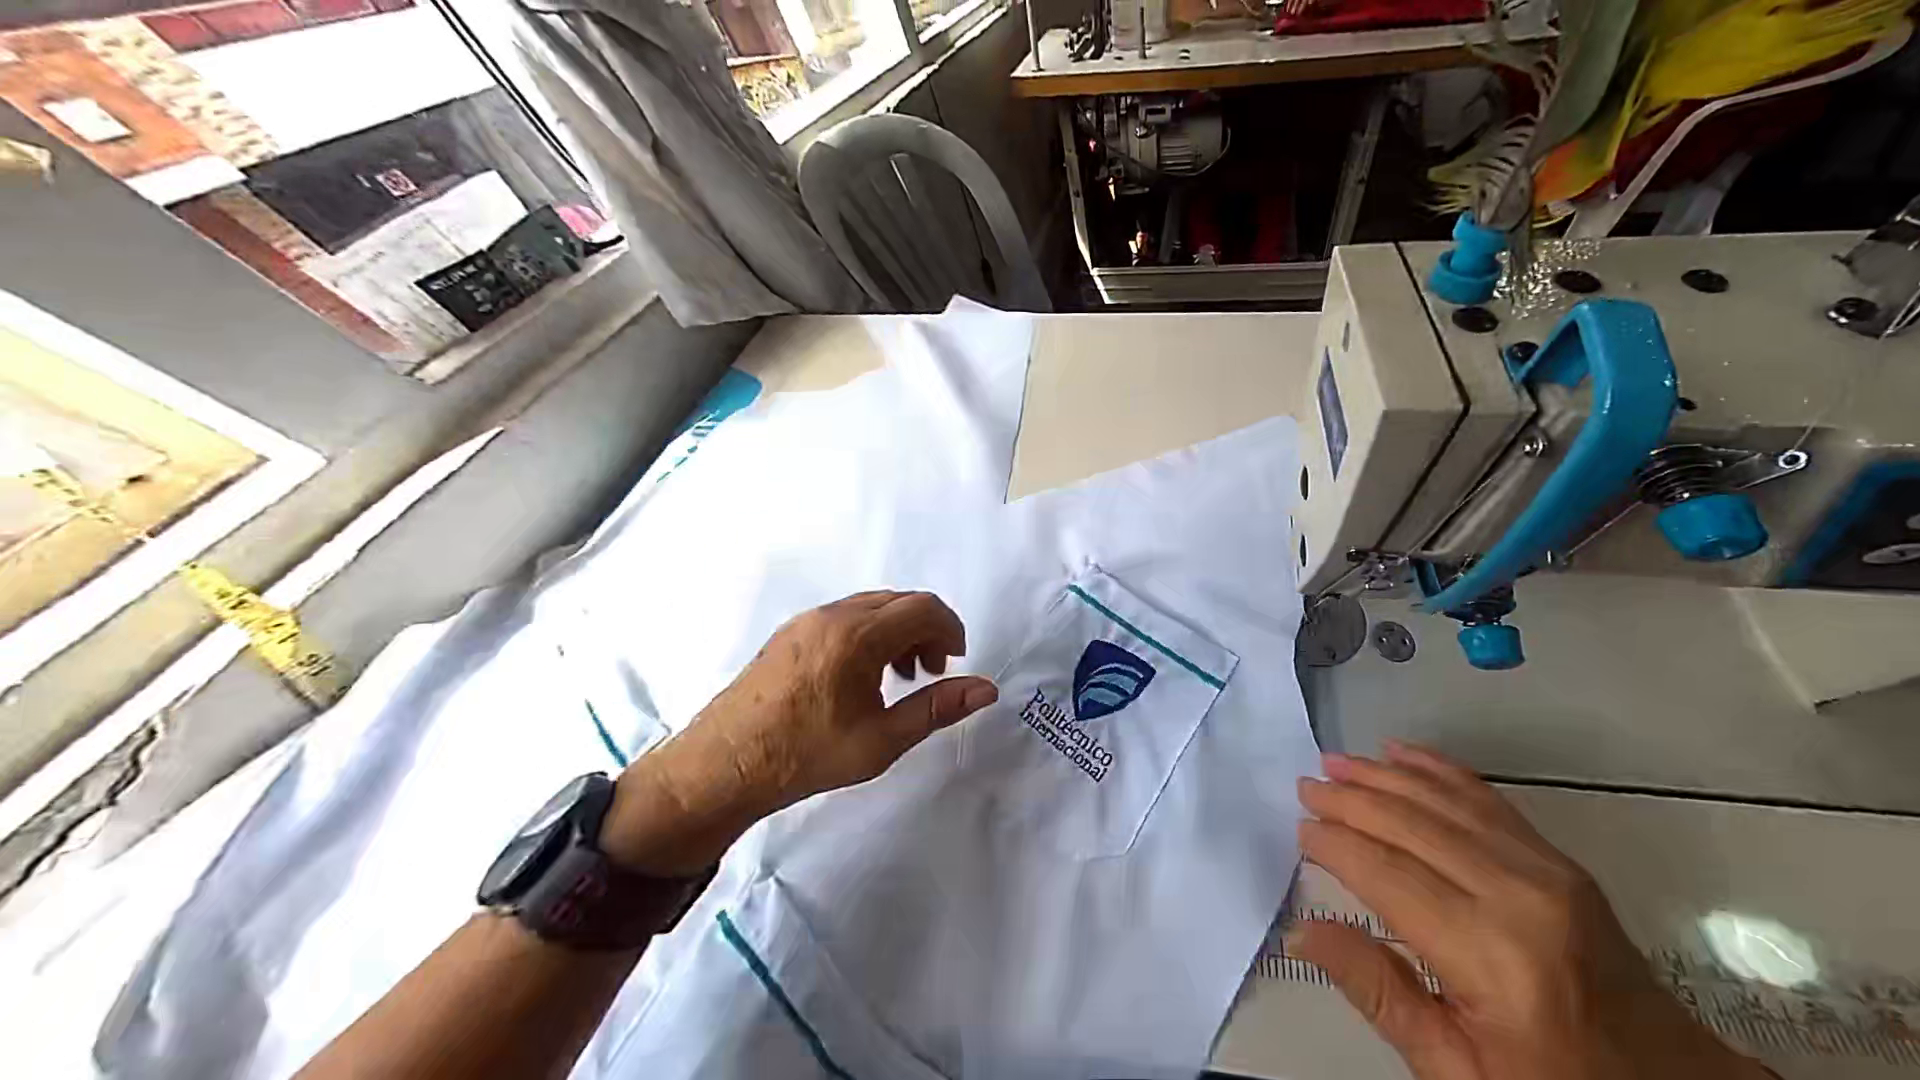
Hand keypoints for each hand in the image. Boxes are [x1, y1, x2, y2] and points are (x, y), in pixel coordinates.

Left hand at [601, 591, 996, 874]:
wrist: (725, 763)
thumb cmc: (806, 755)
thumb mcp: (882, 740)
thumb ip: (937, 708)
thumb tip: (986, 689)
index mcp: (857, 636)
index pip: (922, 608)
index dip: (950, 629)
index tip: (955, 661)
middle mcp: (832, 615)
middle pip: (898, 601)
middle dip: (926, 630)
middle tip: (931, 672)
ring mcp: (807, 620)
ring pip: (870, 607)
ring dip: (897, 631)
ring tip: (899, 677)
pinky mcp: (790, 632)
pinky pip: (844, 616)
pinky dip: (869, 633)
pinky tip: (862, 676)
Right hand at [1291, 741, 1771, 1079]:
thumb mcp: (1456, 1069)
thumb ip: (1378, 992)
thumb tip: (1302, 927)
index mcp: (1488, 956)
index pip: (1385, 875)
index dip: (1335, 845)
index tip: (1299, 829)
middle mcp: (1518, 898)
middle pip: (1411, 826)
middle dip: (1350, 800)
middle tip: (1306, 786)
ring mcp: (1548, 872)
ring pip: (1444, 802)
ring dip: (1383, 775)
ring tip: (1336, 762)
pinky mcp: (1562, 862)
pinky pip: (1487, 799)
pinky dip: (1438, 770)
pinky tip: (1402, 753)